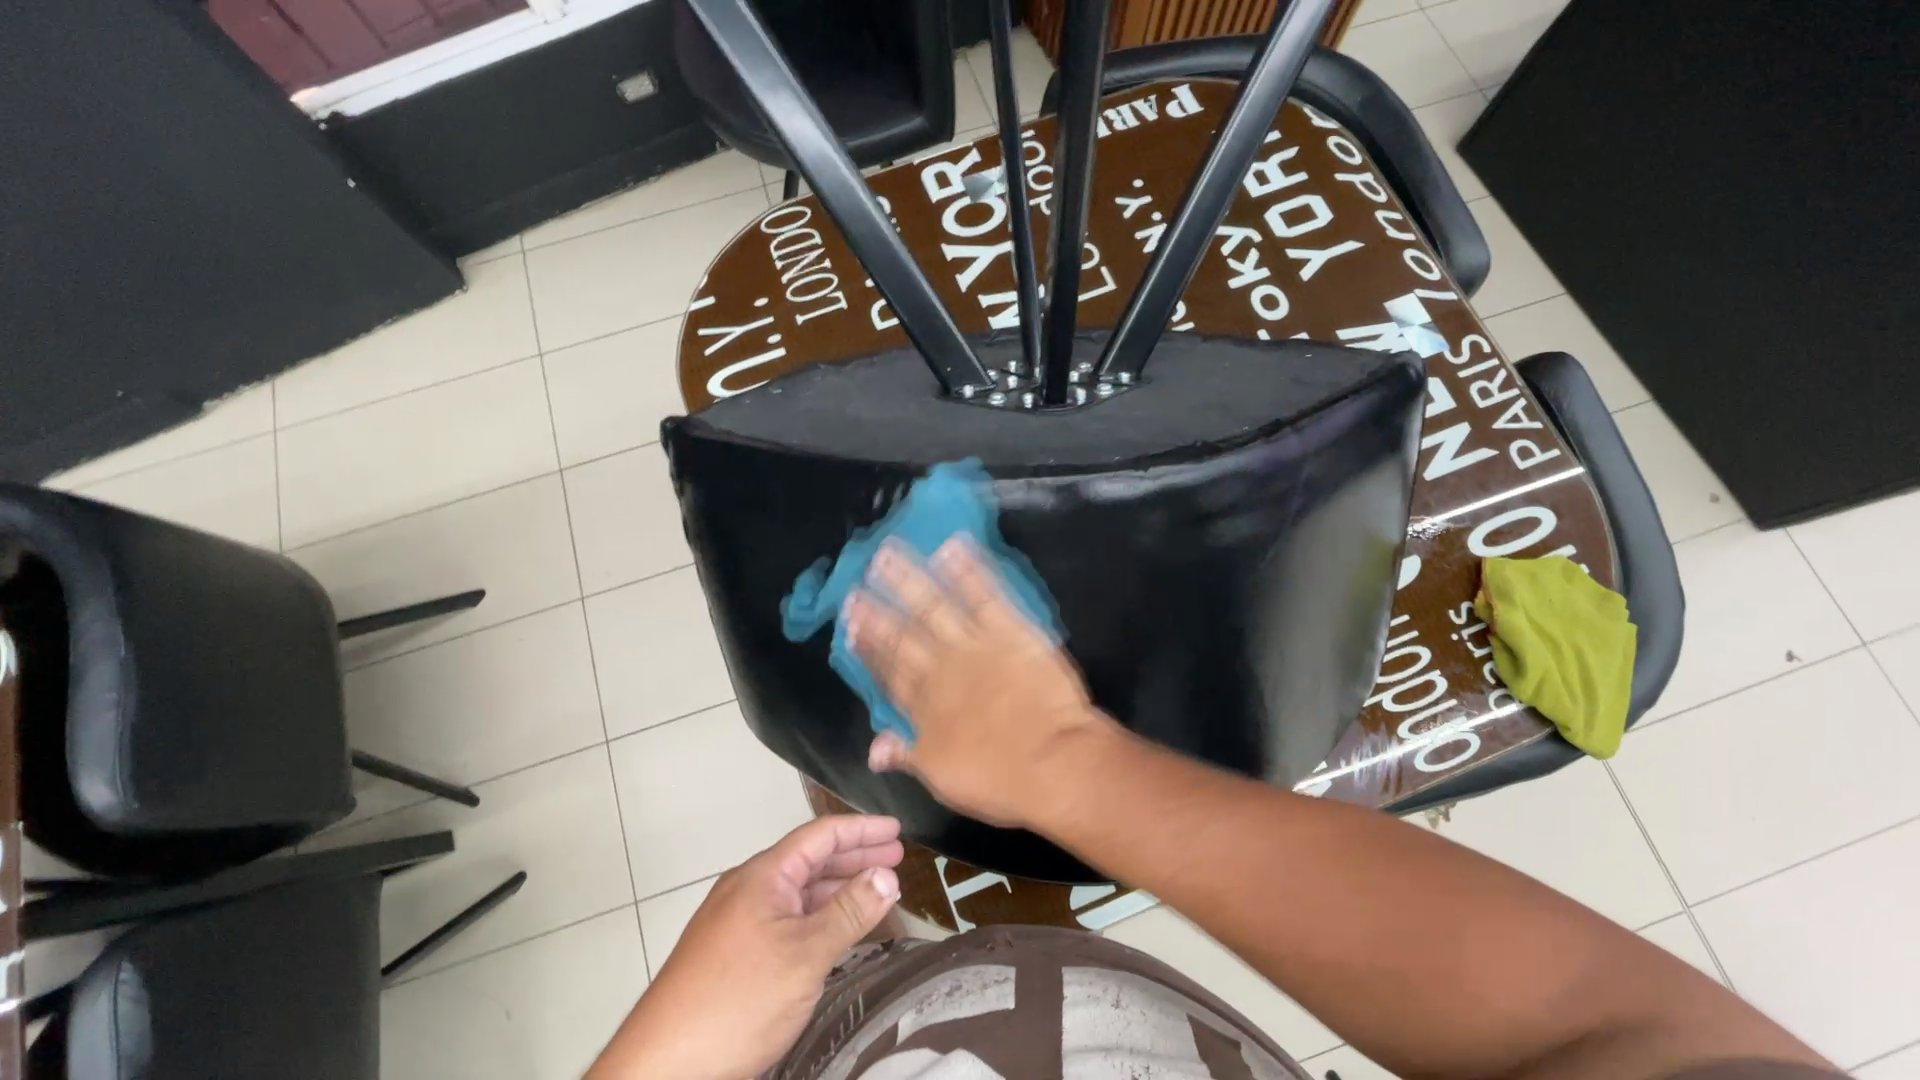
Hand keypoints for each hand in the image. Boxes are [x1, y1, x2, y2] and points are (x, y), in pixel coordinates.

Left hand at [588, 816, 902, 1079]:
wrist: (665, 1064)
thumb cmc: (738, 1000)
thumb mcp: (805, 954)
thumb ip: (849, 911)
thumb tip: (887, 875)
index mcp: (763, 875)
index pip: (820, 835)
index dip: (862, 829)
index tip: (897, 830)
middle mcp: (749, 889)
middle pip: (810, 860)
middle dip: (854, 857)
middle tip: (896, 857)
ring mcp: (738, 921)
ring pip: (798, 893)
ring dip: (838, 888)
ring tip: (877, 892)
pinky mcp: (734, 953)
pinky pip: (787, 920)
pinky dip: (818, 917)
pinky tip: (838, 932)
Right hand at [846, 536, 1118, 828]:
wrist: (1053, 762)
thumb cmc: (999, 779)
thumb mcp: (943, 776)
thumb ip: (907, 754)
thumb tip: (873, 749)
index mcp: (925, 705)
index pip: (890, 671)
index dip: (870, 648)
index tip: (852, 625)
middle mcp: (942, 668)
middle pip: (904, 634)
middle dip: (878, 610)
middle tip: (854, 584)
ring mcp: (975, 644)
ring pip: (935, 605)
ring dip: (910, 578)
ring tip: (888, 552)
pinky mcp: (1011, 630)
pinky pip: (986, 594)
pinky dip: (968, 569)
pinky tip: (953, 547)